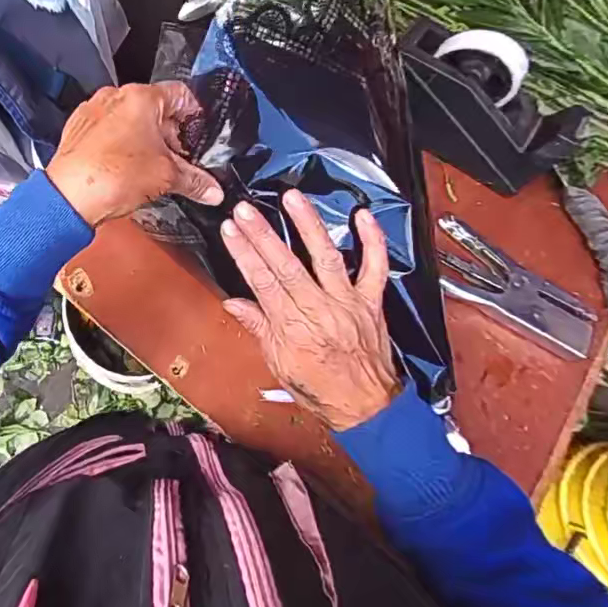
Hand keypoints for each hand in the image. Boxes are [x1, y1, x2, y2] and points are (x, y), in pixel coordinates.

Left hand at [45, 82, 223, 225]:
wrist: (69, 197)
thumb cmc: (111, 176)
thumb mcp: (167, 177)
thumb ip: (195, 180)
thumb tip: (212, 188)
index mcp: (140, 96)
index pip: (182, 95)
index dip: (197, 116)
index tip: (201, 134)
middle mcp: (115, 97)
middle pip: (157, 109)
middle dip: (172, 134)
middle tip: (182, 158)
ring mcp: (94, 112)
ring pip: (132, 120)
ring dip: (147, 140)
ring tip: (155, 166)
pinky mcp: (79, 130)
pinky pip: (110, 131)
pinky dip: (123, 145)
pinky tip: (129, 168)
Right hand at [220, 190, 400, 431]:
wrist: (367, 408)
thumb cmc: (322, 390)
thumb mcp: (280, 365)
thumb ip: (258, 328)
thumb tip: (233, 302)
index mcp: (293, 328)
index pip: (262, 283)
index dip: (244, 254)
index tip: (231, 230)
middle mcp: (320, 311)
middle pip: (286, 266)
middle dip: (263, 235)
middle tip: (246, 210)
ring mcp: (348, 303)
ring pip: (326, 258)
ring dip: (308, 225)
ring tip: (292, 199)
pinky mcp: (372, 301)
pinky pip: (375, 267)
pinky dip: (372, 240)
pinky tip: (362, 216)